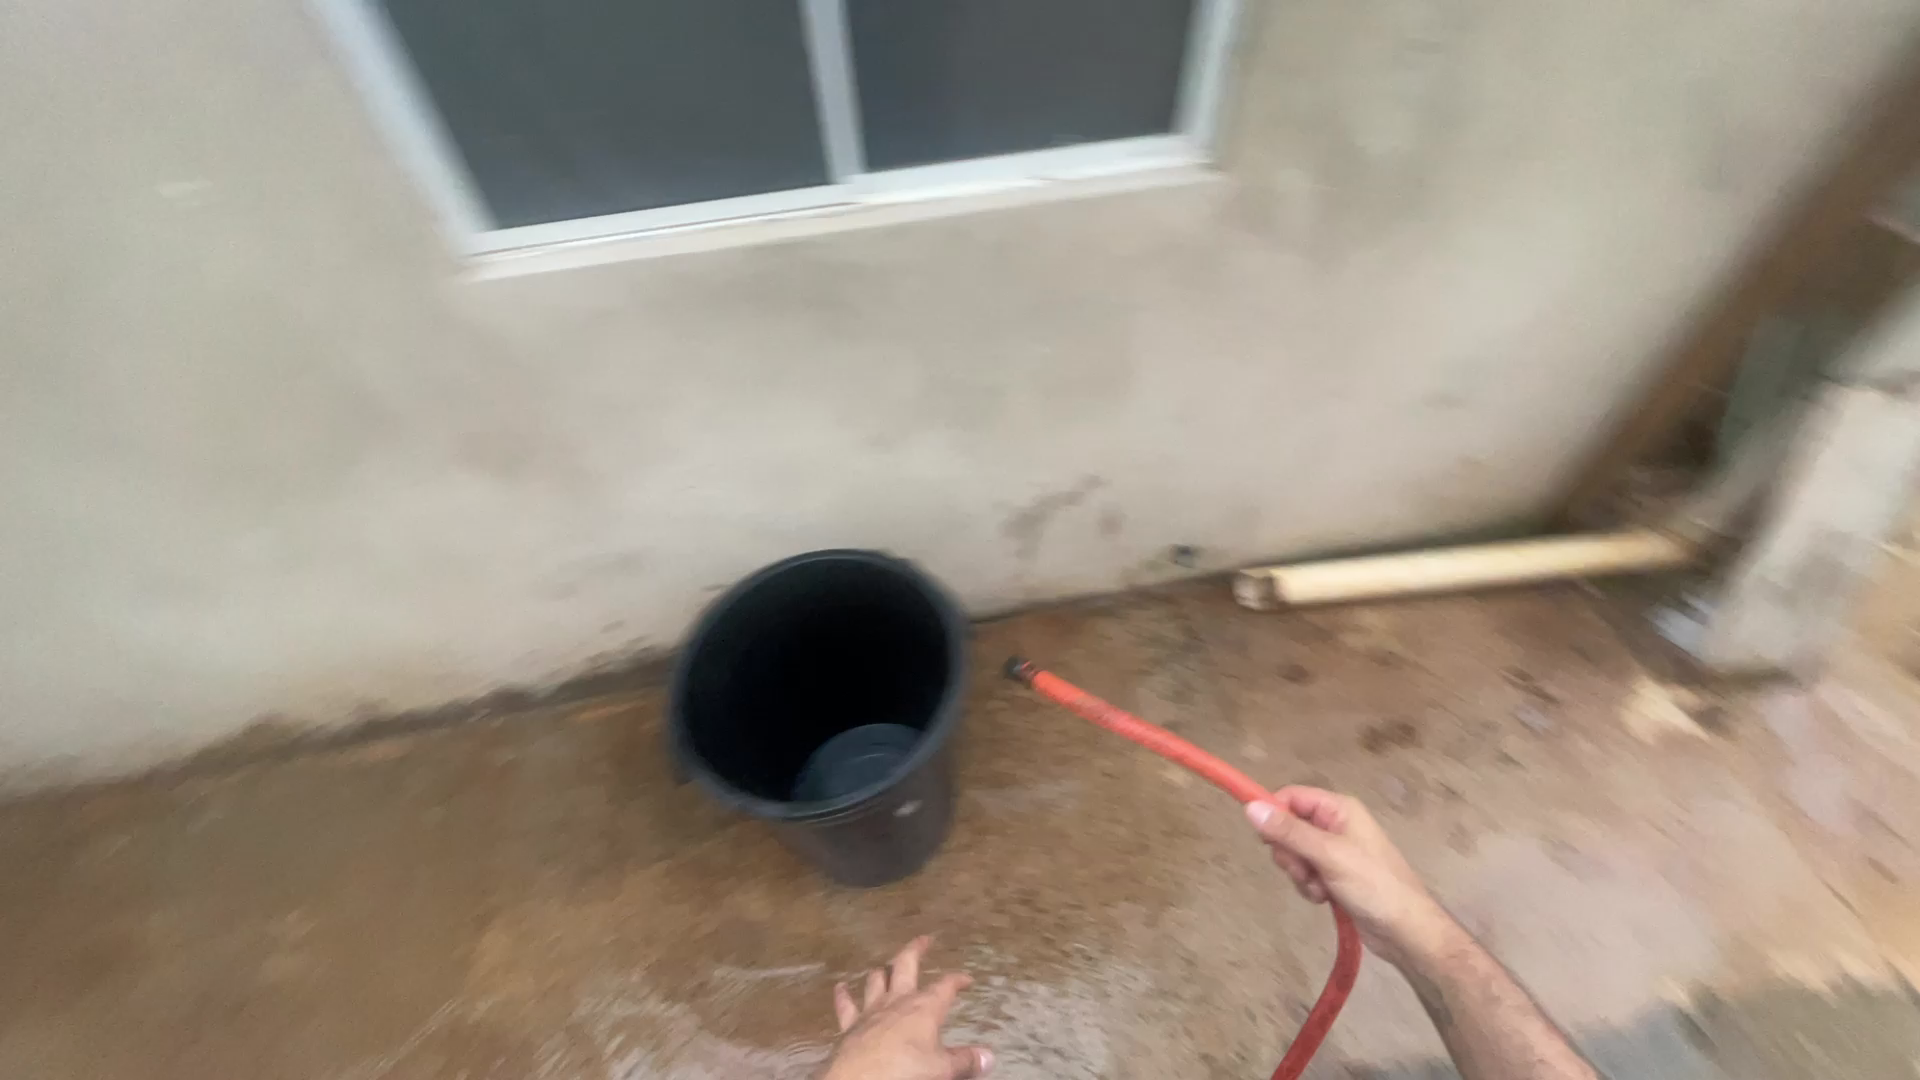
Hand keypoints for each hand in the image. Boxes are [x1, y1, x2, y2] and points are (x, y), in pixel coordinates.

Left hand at [820, 936, 993, 1079]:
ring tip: (885, 965)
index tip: (966, 978)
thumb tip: (989, 1056)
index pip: (945, 986)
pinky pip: (845, 1005)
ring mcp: (872, 1009)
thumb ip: (965, 1061)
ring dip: (882, 971)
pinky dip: (843, 996)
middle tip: (924, 939)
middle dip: (916, 949)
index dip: (957, 980)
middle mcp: (898, 1000)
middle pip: (907, 964)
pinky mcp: (851, 1024)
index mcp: (924, 1007)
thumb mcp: (942, 1069)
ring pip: (877, 980)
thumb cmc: (906, 1071)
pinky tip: (840, 988)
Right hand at [1245, 786, 1461, 968]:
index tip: (1264, 838)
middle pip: (1288, 826)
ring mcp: (1335, 850)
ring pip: (1294, 851)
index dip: (1274, 813)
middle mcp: (1335, 824)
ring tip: (1318, 888)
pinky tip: (1324, 898)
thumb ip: (1289, 831)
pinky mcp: (1334, 874)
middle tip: (1302, 869)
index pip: (1291, 797)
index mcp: (1338, 809)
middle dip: (1289, 851)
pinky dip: (1308, 885)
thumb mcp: (1328, 854)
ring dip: (1299, 873)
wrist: (1408, 933)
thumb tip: (1249, 807)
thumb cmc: (1373, 885)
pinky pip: (1305, 871)